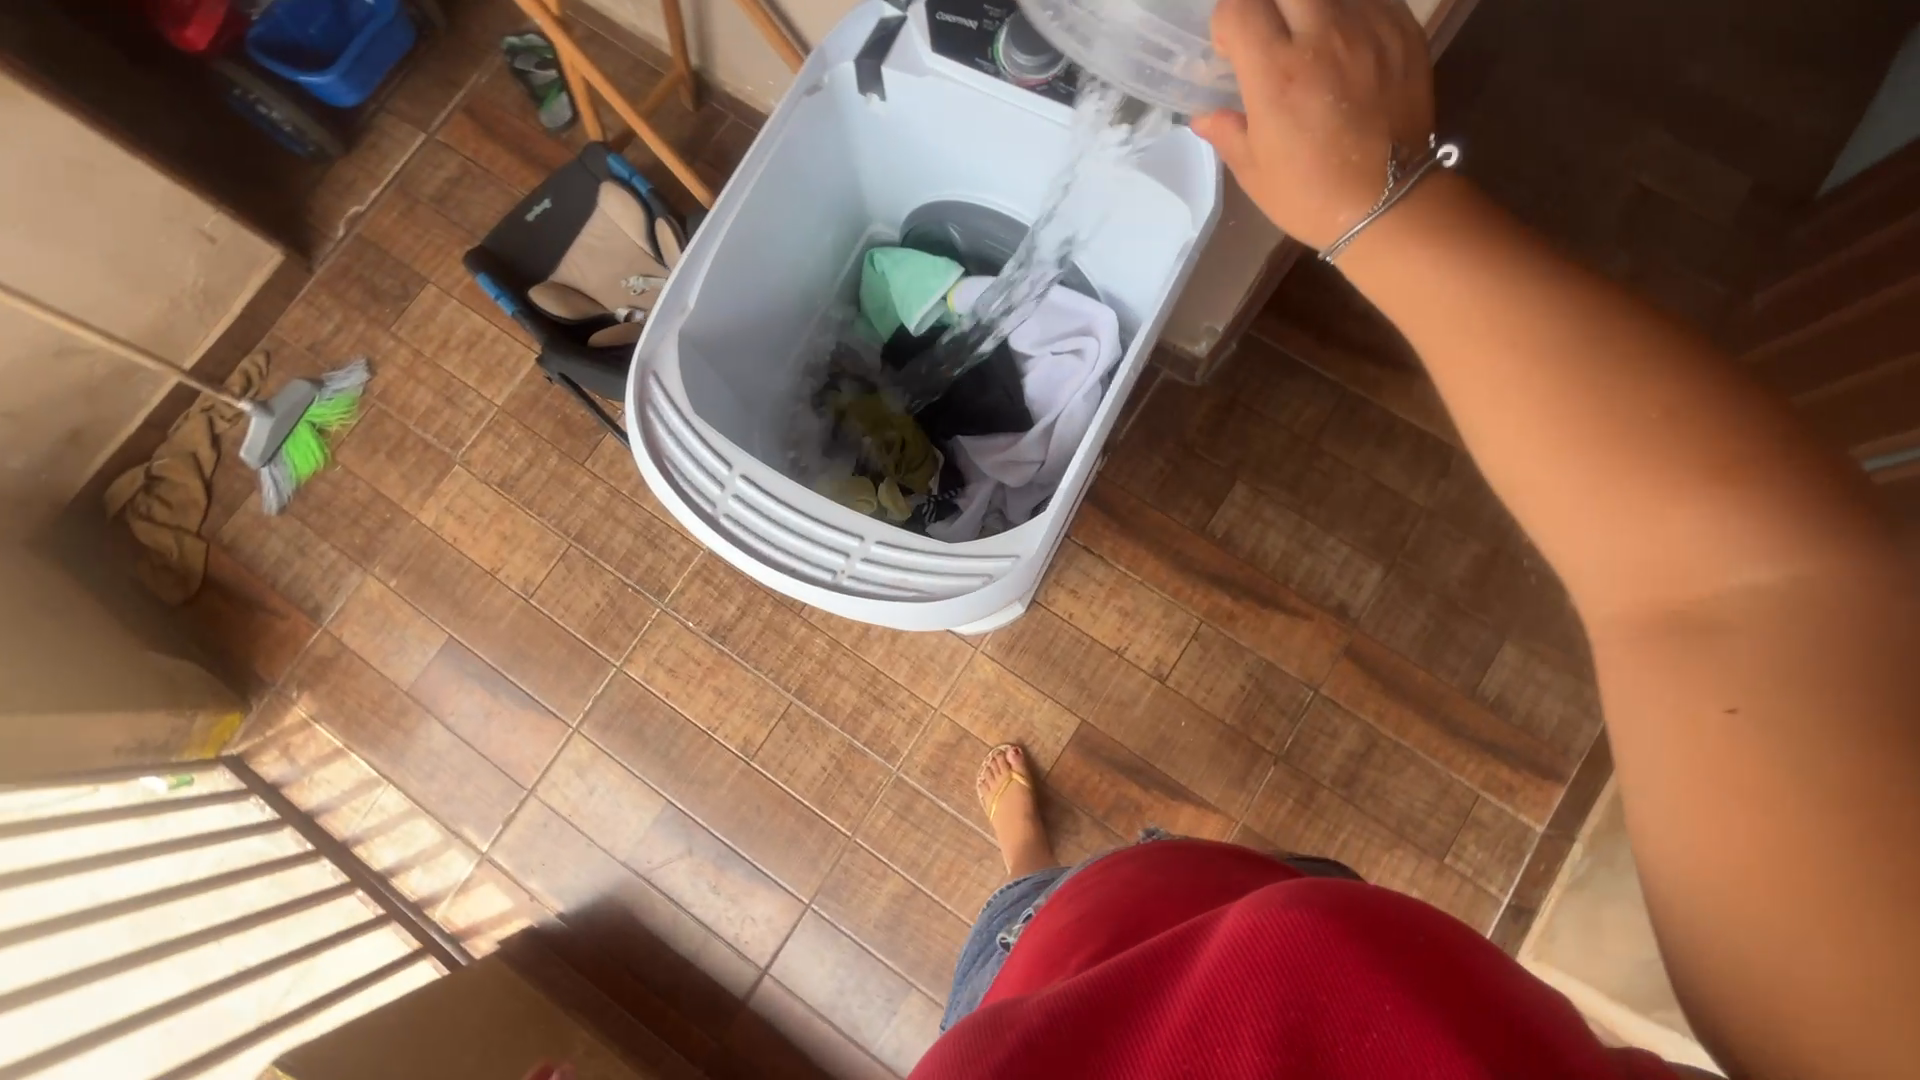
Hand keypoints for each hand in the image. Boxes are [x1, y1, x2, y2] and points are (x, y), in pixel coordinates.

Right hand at [1191, 0, 1435, 250]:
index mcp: (1277, 74)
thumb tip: (1205, 116)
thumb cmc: (1310, 195)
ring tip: (1309, 41)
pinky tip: (1344, 45)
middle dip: (1267, 7)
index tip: (1231, 50)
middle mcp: (1324, 37)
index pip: (1239, 7)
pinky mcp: (1403, 30)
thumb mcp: (1254, 172)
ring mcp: (1369, 28)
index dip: (1228, 23)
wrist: (1389, 203)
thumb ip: (1228, 132)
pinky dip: (1349, 12)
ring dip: (1309, 9)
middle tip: (1269, 38)